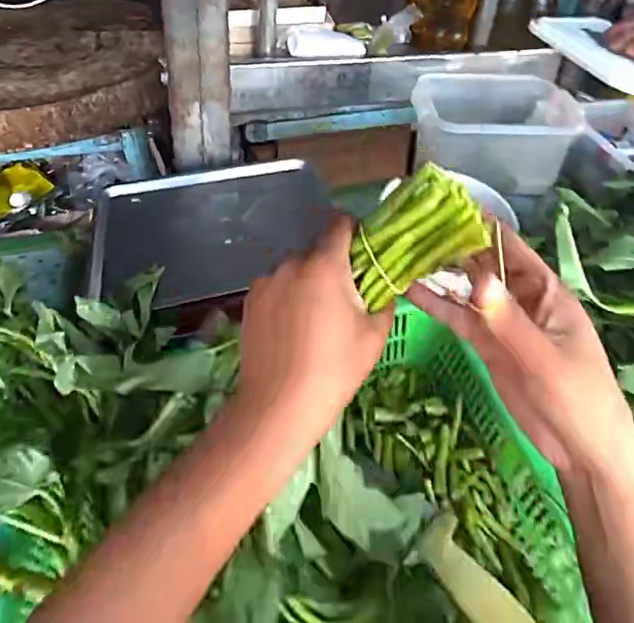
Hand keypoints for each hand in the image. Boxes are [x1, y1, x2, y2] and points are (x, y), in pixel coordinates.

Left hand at [236, 216, 392, 440]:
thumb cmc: (333, 369)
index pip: (340, 224)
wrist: (276, 409)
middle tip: (344, 296)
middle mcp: (291, 264)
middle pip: (318, 249)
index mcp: (325, 264)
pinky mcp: (249, 303)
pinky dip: (287, 297)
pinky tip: (292, 329)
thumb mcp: (373, 335)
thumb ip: (384, 299)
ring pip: (295, 269)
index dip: (355, 231)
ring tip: (315, 318)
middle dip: (333, 264)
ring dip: (308, 281)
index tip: (364, 250)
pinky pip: (276, 288)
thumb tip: (385, 284)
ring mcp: (266, 282)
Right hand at [405, 224, 633, 476]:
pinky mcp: (488, 345)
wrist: (585, 453)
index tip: (442, 204)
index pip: (508, 244)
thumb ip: (509, 321)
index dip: (478, 223)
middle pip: (481, 262)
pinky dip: (438, 305)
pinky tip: (410, 291)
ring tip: (400, 253)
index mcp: (544, 288)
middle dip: (450, 245)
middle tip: (407, 227)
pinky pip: (460, 318)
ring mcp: (502, 321)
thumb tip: (479, 278)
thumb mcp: (544, 359)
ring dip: (438, 273)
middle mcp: (520, 296)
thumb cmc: (578, 398)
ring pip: (466, 289)